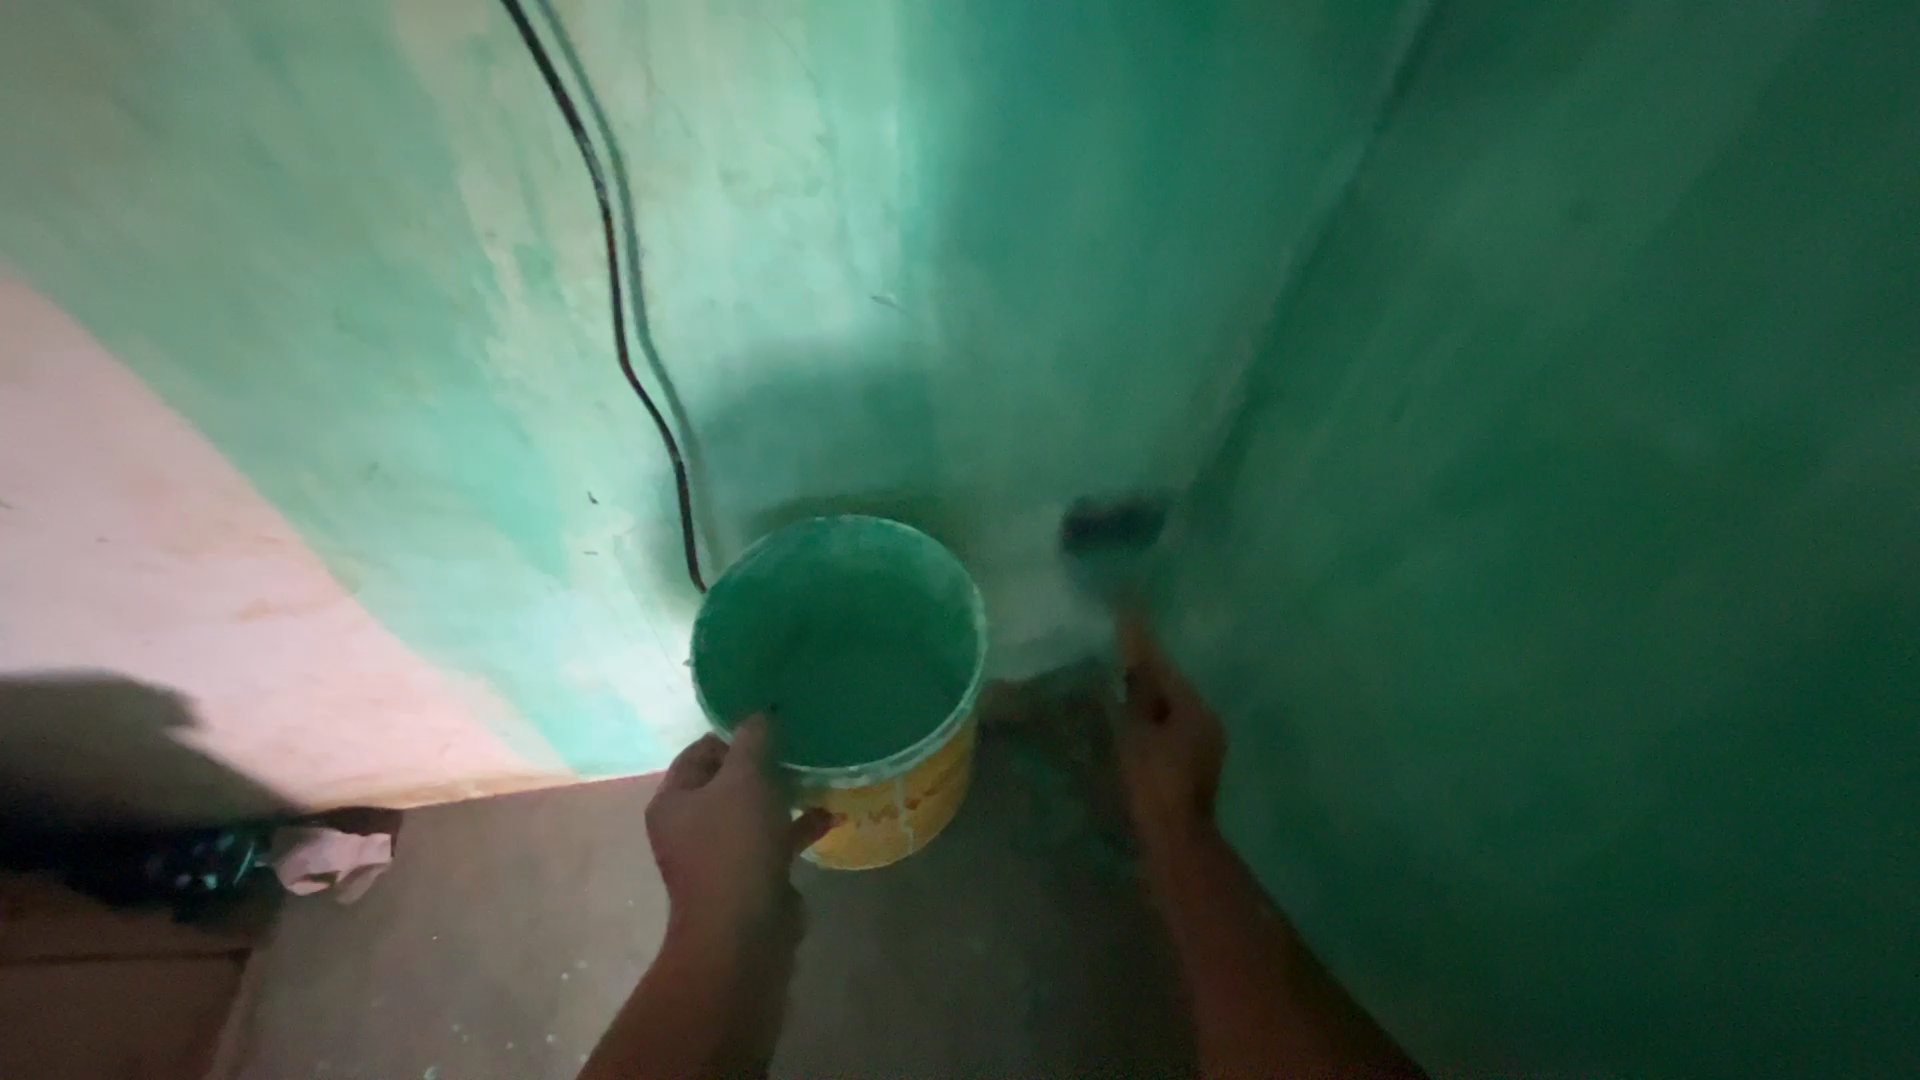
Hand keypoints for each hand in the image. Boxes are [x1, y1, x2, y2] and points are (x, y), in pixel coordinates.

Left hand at [646, 715, 833, 949]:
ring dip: (783, 793)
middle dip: (763, 763)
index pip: (700, 750)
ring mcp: (719, 854)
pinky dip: (797, 825)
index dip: (734, 733)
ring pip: (753, 810)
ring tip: (817, 774)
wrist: (743, 933)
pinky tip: (829, 814)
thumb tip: (761, 713)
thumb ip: (753, 739)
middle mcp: (689, 826)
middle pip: (728, 779)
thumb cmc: (735, 845)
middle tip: (799, 746)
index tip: (773, 725)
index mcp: (674, 800)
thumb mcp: (745, 779)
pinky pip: (774, 839)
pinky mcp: (749, 876)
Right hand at [1112, 614, 1225, 852]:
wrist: (1177, 837)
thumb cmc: (1155, 782)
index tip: (1126, 605)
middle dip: (1146, 663)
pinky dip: (1154, 712)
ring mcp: (1205, 741)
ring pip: (1172, 703)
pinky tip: (1136, 713)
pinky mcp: (1196, 759)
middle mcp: (1206, 718)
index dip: (1139, 637)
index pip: (1161, 663)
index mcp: (1193, 707)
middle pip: (1170, 682)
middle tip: (1121, 640)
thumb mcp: (1138, 734)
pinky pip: (1171, 722)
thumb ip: (1137, 695)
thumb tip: (1135, 663)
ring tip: (1123, 673)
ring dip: (1149, 689)